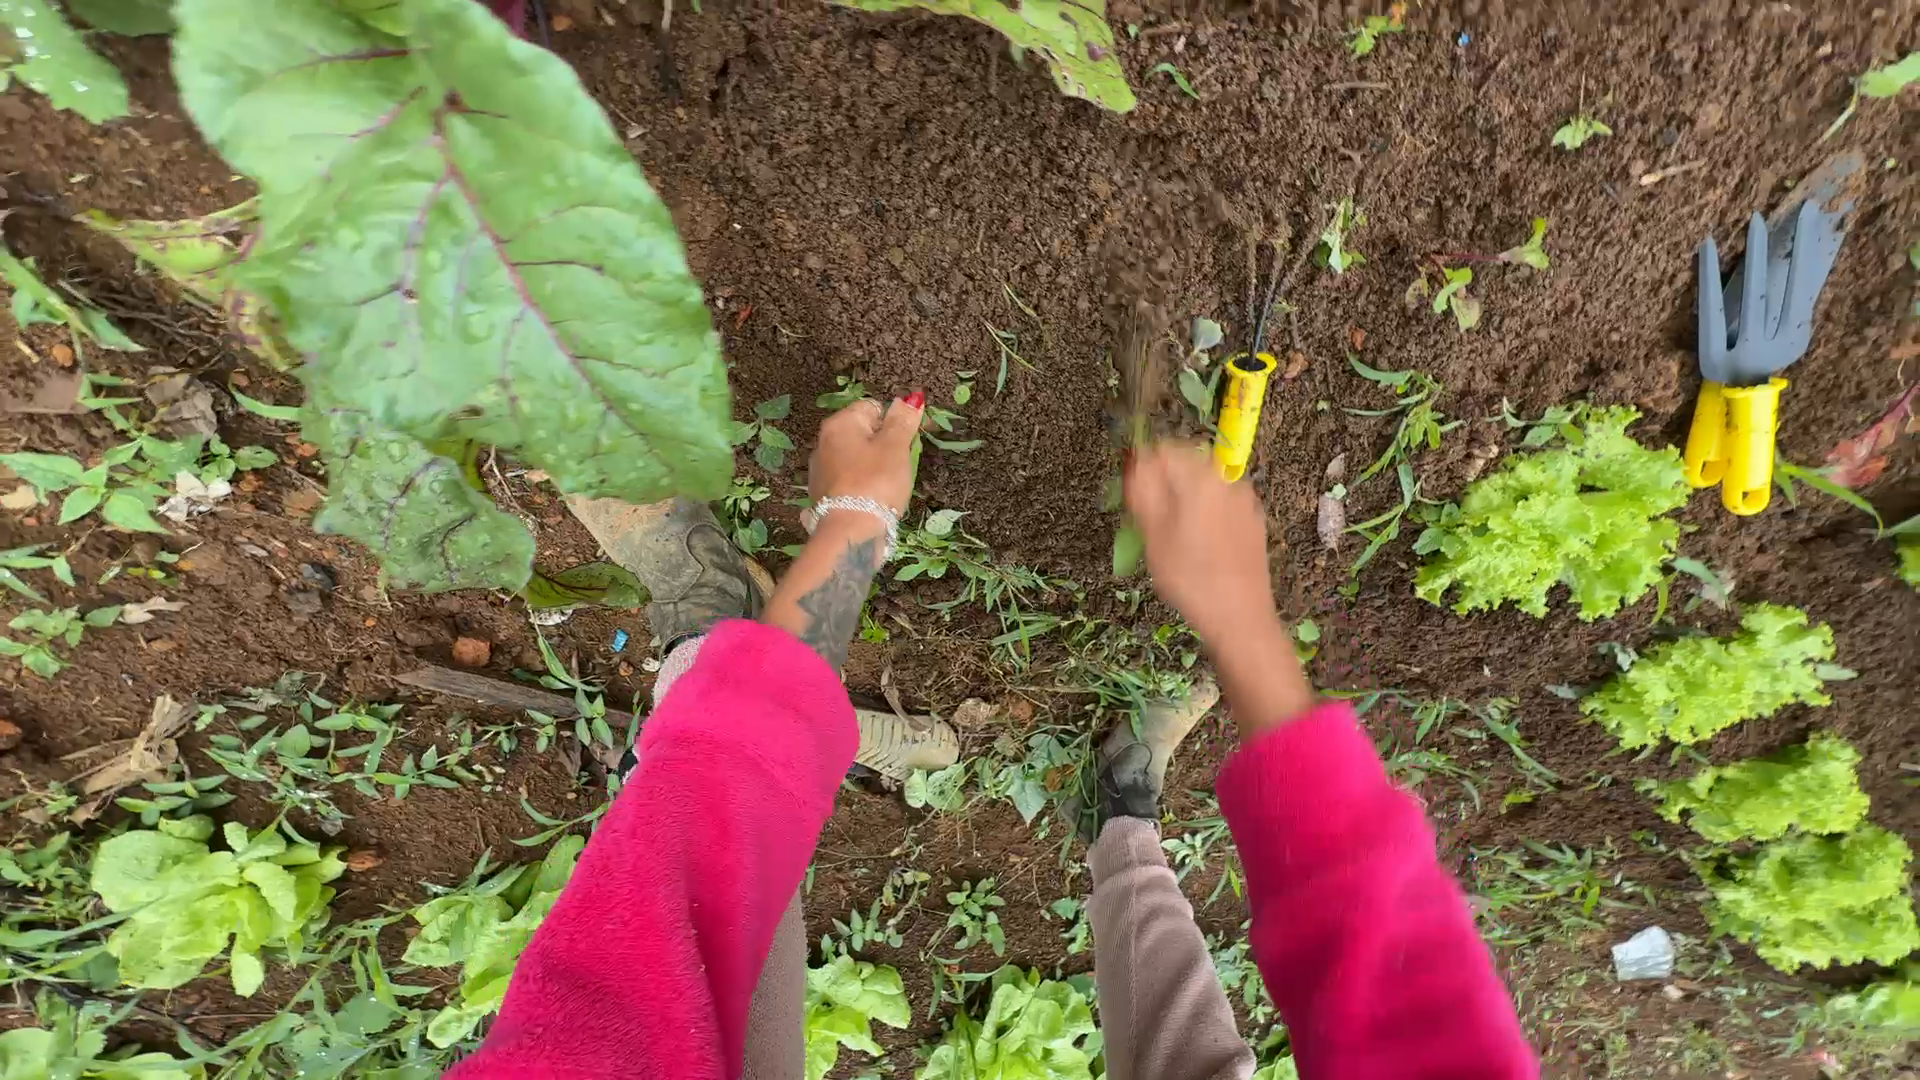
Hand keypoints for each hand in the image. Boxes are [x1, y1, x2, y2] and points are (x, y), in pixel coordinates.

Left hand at [808, 396, 922, 514]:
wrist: (850, 533)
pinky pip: (849, 483)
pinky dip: (861, 487)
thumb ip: (902, 421)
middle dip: (883, 447)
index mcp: (839, 424)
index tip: (906, 443)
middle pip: (863, 435)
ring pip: (856, 460)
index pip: (873, 408)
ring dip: (873, 469)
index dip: (894, 423)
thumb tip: (911, 397)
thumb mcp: (895, 448)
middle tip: (899, 466)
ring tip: (887, 487)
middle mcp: (823, 443)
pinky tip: (872, 501)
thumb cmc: (875, 483)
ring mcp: (820, 471)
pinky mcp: (823, 496)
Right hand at [1124, 442, 1277, 643]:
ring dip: (1182, 502)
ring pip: (1202, 488)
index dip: (1142, 469)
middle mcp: (1227, 480)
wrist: (1239, 616)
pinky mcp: (1253, 523)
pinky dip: (1203, 517)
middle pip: (1185, 467)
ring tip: (1172, 539)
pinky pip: (1220, 507)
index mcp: (1201, 477)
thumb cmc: (1189, 575)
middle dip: (1163, 486)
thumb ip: (1142, 488)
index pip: (1163, 450)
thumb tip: (1135, 460)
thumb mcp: (1152, 532)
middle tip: (1148, 522)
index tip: (1132, 498)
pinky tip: (1198, 548)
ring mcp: (1245, 501)